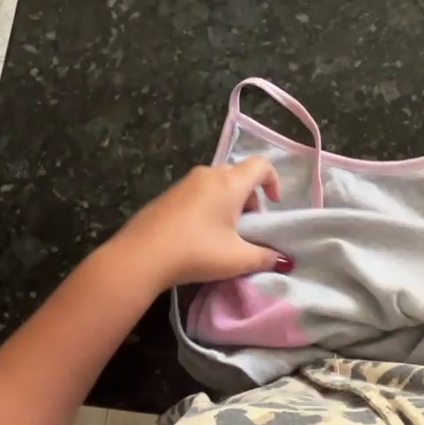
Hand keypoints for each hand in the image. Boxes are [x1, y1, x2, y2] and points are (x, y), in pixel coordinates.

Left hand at [108, 158, 287, 289]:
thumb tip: (282, 260)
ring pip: (217, 183)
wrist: (141, 255)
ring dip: (229, 202)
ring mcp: (185, 182)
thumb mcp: (236, 259)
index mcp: (229, 183)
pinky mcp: (168, 194)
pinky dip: (208, 205)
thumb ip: (264, 257)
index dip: (273, 181)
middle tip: (249, 226)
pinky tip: (200, 234)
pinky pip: (198, 192)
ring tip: (225, 233)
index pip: (261, 165)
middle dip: (250, 197)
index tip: (274, 206)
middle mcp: (208, 174)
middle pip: (238, 174)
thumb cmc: (196, 251)